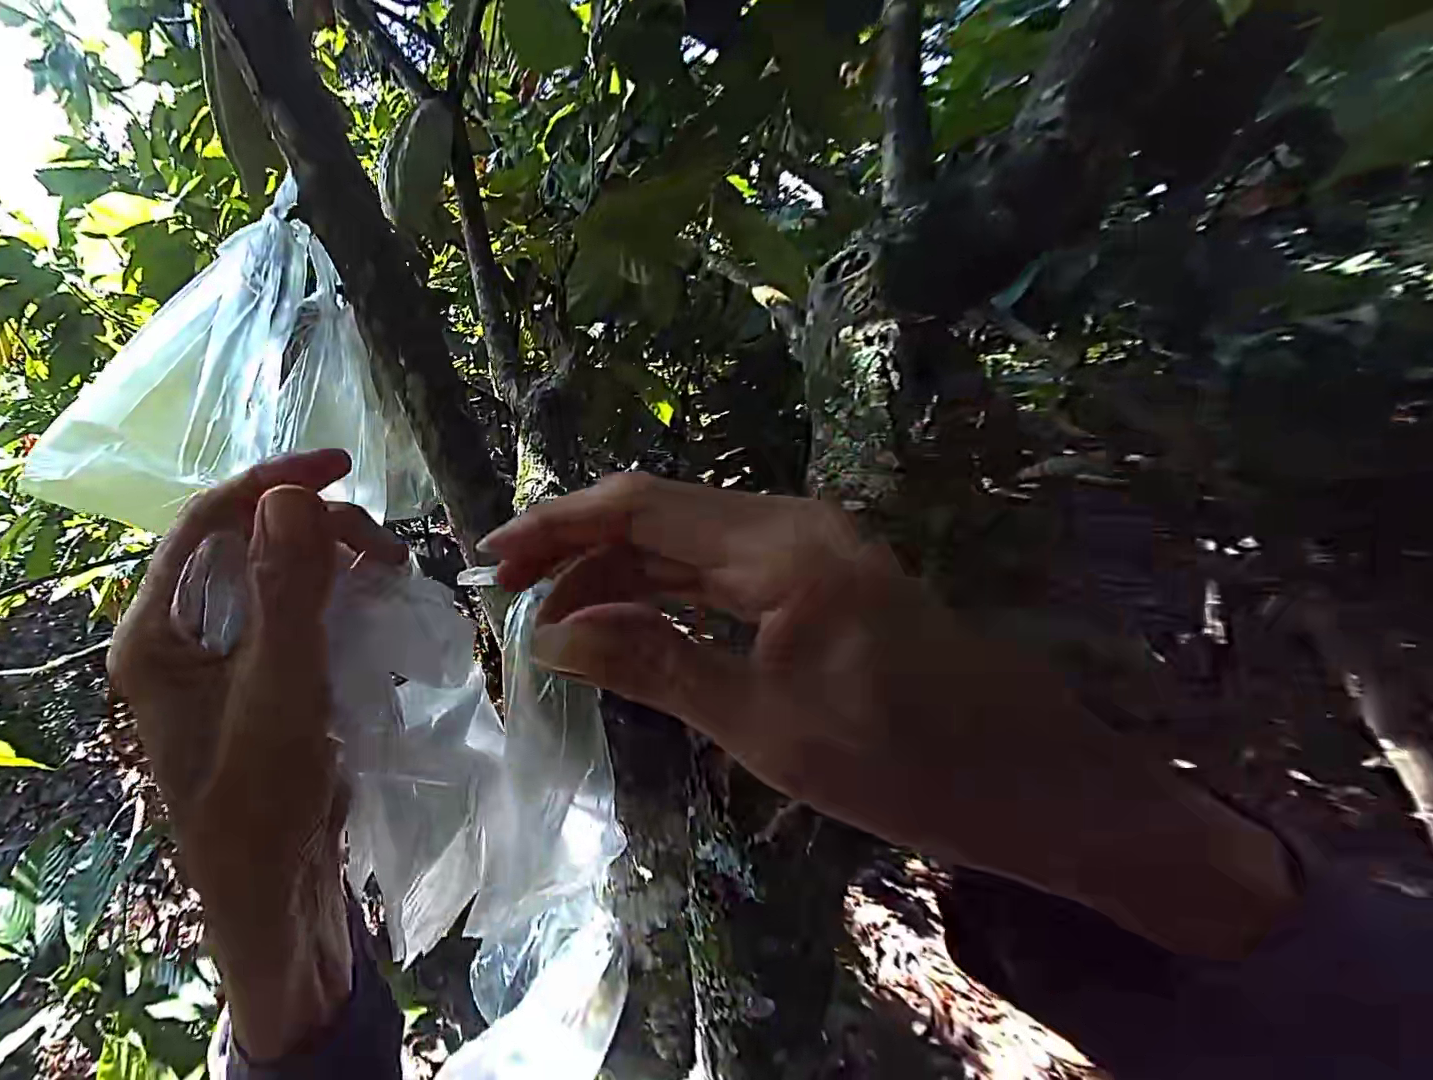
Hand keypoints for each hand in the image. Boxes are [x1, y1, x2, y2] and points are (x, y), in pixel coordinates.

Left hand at [108, 450, 404, 1057]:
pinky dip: (337, 593)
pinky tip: (373, 598)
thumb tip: (290, 495)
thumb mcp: (279, 693)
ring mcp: (222, 653)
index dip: (270, 483)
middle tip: (384, 549)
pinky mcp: (259, 672)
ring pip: (276, 573)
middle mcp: (180, 634)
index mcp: (154, 632)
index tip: (340, 465)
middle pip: (244, 543)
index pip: (204, 524)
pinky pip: (296, 608)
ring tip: (388, 570)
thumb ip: (285, 594)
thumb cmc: (262, 804)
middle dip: (316, 529)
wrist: (277, 897)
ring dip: (332, 559)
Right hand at [481, 473, 1296, 959]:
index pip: (636, 508)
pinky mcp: (804, 574)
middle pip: (649, 512)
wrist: (1048, 792)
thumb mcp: (762, 725)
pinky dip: (653, 588)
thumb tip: (552, 638)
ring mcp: (797, 545)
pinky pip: (707, 567)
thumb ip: (650, 665)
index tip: (493, 556)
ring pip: (674, 538)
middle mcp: (784, 524)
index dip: (554, 525)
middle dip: (570, 544)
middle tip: (508, 587)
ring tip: (548, 611)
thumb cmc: (909, 768)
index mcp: (778, 548)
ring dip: (607, 568)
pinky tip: (616, 616)